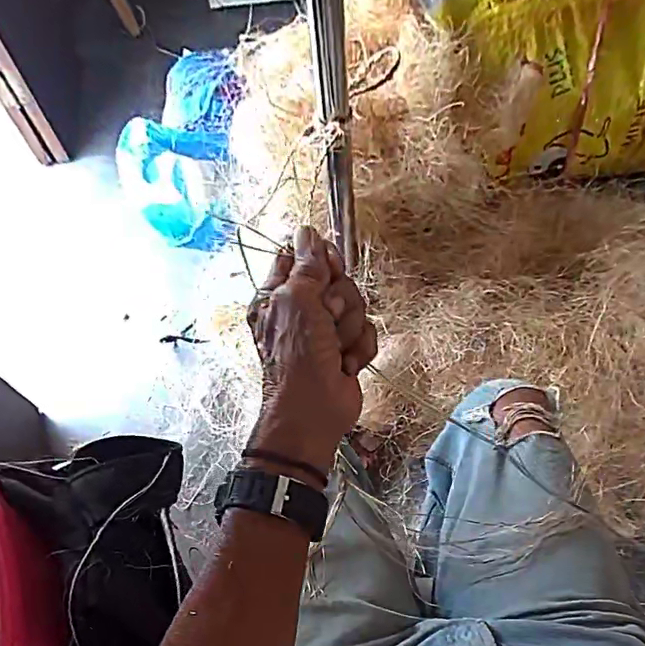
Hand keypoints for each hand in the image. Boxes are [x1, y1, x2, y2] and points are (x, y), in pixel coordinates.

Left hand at [244, 226, 378, 475]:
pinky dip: (359, 349)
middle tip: (326, 321)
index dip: (320, 261)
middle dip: (339, 302)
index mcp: (278, 296)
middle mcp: (301, 311)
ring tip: (334, 351)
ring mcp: (324, 333)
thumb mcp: (296, 302)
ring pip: (356, 307)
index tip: (327, 273)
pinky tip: (345, 366)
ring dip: (349, 330)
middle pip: (337, 281)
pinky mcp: (345, 351)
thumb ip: (305, 265)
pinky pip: (366, 333)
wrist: (313, 412)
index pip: (302, 257)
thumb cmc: (296, 361)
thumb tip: (306, 232)